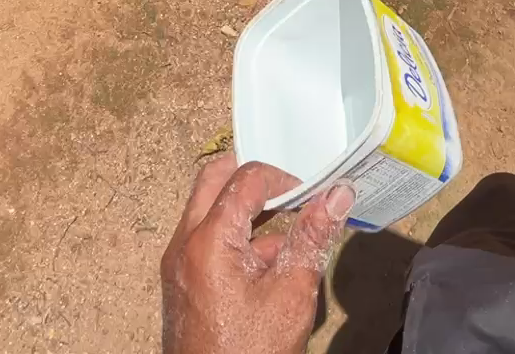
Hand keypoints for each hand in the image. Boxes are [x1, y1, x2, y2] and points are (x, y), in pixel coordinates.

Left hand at [160, 157, 354, 353]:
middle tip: (287, 193)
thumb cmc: (252, 353)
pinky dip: (233, 233)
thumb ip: (313, 237)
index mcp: (209, 240)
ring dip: (244, 207)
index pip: (247, 178)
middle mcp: (184, 243)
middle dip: (254, 179)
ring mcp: (176, 263)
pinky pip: (204, 236)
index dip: (282, 179)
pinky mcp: (180, 281)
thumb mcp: (291, 293)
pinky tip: (264, 266)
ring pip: (208, 207)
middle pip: (215, 178)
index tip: (308, 198)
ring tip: (282, 232)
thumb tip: (338, 194)